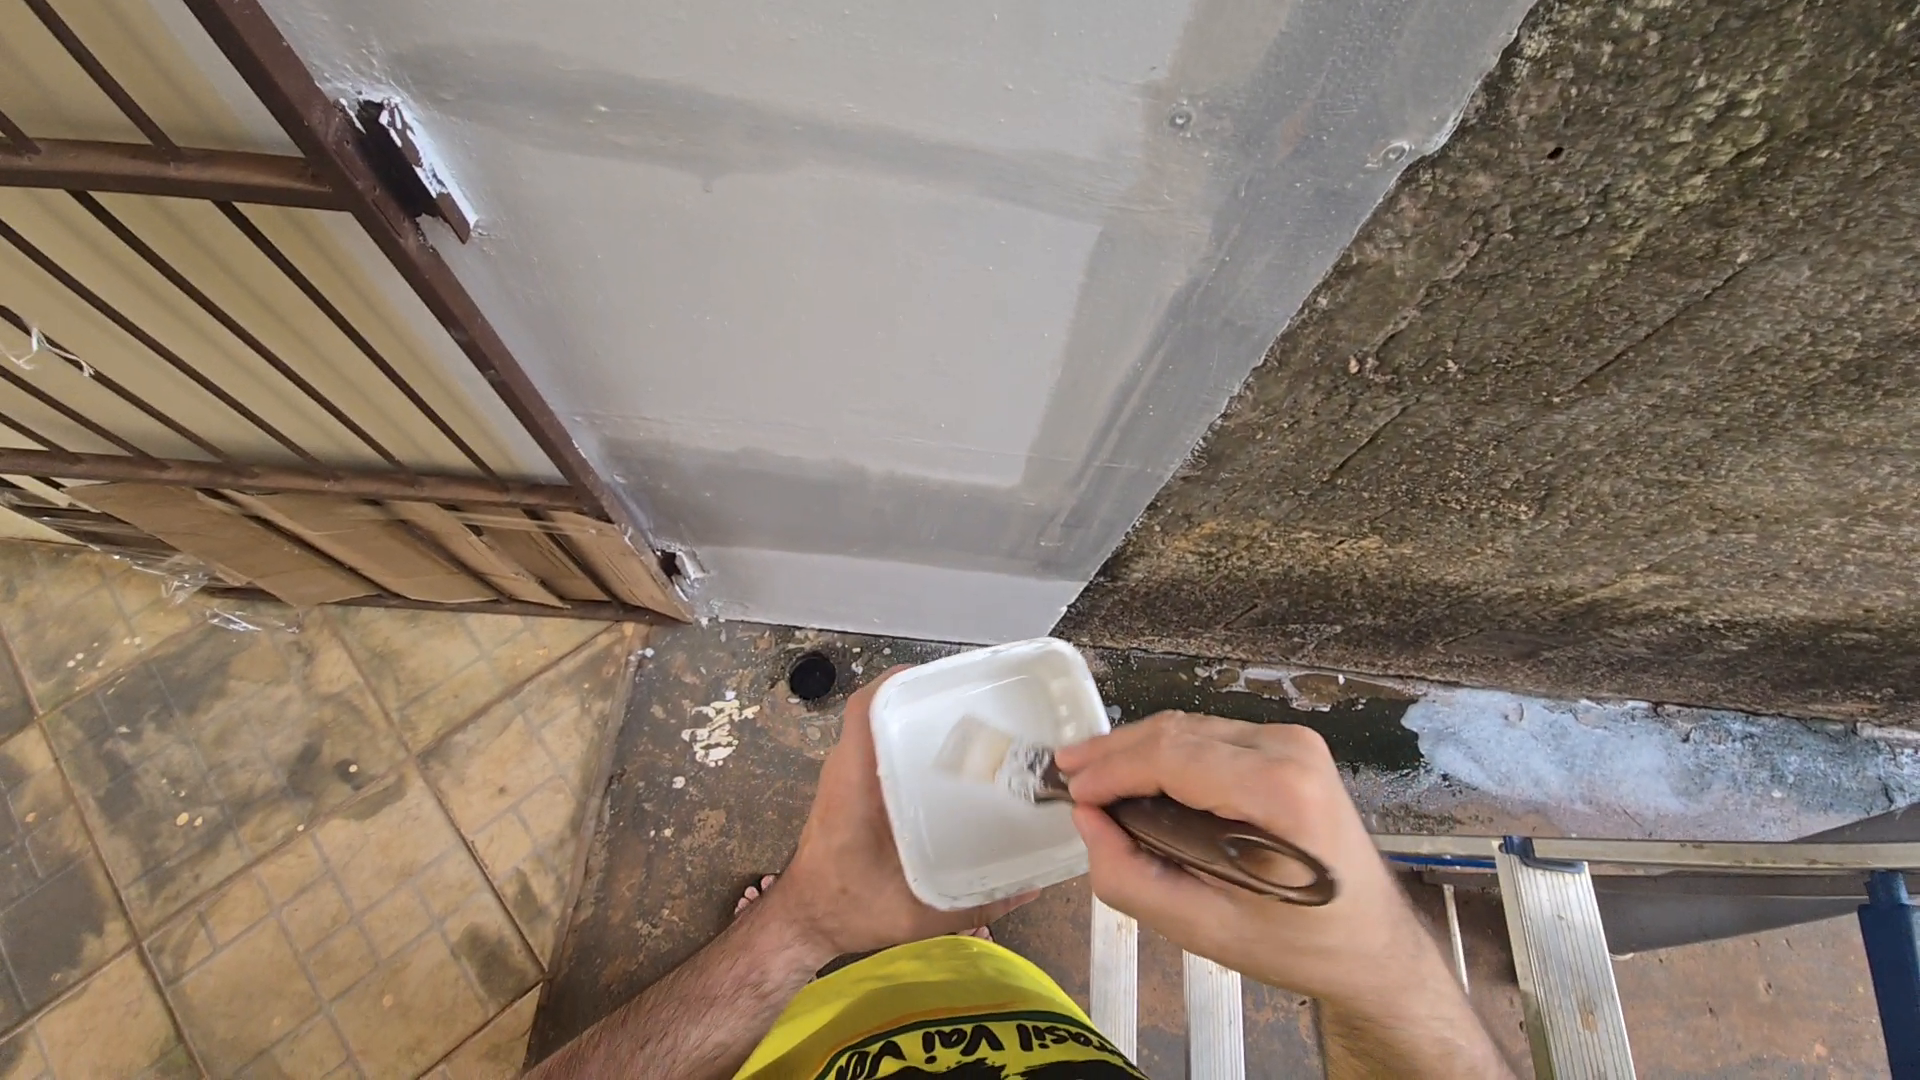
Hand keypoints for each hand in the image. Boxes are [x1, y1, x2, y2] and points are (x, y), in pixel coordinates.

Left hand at [773, 667, 1034, 955]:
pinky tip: (943, 762)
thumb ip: (975, 903)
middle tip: (976, 707)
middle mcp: (847, 767)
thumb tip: (1031, 884)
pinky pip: (876, 745)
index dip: (900, 683)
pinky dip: (906, 741)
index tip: (945, 682)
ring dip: (915, 720)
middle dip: (924, 700)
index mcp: (856, 782)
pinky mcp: (849, 785)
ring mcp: (845, 773)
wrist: (804, 921)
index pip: (867, 709)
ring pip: (878, 726)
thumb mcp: (917, 914)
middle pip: (880, 710)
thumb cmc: (850, 908)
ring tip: (967, 727)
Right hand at [1055, 712, 1449, 1012]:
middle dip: (1114, 750)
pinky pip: (1207, 735)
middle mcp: (1288, 748)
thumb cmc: (1297, 945)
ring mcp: (1292, 740)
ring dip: (1135, 747)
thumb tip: (1087, 820)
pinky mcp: (1288, 744)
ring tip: (1092, 771)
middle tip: (1067, 770)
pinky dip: (1164, 751)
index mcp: (1280, 792)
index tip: (1071, 789)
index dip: (1112, 767)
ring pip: (1188, 726)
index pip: (1172, 756)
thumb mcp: (1204, 929)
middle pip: (1176, 730)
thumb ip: (1131, 877)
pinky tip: (1137, 770)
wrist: (1374, 945)